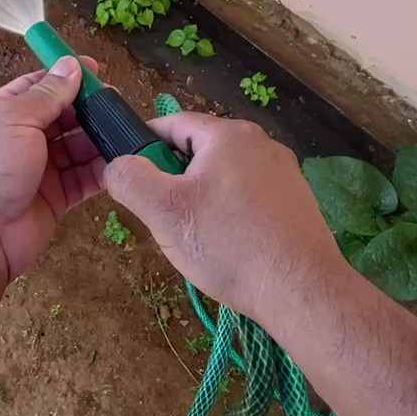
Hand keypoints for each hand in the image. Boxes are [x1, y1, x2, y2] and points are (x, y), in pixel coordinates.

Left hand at [0, 56, 105, 278]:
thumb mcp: (15, 119)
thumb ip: (47, 94)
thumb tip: (70, 64)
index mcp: (2, 113)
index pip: (37, 86)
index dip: (65, 76)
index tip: (96, 69)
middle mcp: (20, 138)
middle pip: (61, 116)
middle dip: (88, 109)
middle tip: (119, 104)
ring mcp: (38, 169)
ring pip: (76, 147)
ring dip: (100, 139)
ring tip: (129, 130)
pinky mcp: (55, 198)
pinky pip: (83, 178)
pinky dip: (102, 170)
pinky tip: (124, 161)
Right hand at [102, 112, 346, 323]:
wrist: (301, 291)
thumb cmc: (229, 244)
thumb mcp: (163, 211)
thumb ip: (129, 179)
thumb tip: (115, 164)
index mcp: (229, 134)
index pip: (172, 123)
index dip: (144, 146)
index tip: (133, 177)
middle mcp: (261, 142)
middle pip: (199, 149)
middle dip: (175, 178)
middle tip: (163, 216)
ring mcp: (285, 172)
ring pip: (224, 174)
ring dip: (202, 197)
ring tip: (198, 236)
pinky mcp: (298, 201)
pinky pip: (249, 195)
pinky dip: (232, 212)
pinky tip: (230, 245)